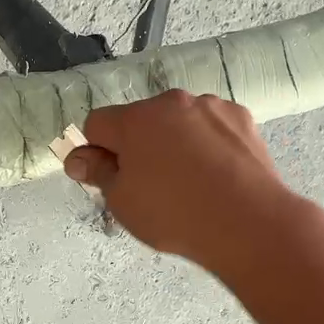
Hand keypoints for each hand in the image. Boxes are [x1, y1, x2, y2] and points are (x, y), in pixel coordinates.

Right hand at [64, 90, 305, 273]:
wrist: (246, 221)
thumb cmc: (173, 214)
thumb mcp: (122, 201)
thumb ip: (97, 172)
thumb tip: (77, 157)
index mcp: (136, 120)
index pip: (97, 124)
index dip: (95, 151)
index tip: (106, 179)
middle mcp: (172, 102)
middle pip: (139, 121)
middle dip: (136, 147)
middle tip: (147, 188)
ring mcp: (210, 106)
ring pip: (177, 122)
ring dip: (172, 144)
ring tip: (185, 185)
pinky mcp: (240, 118)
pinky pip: (209, 128)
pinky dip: (204, 146)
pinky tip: (213, 177)